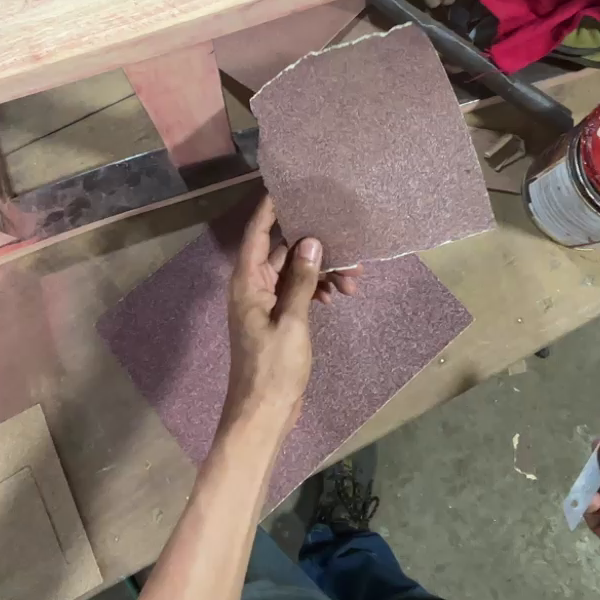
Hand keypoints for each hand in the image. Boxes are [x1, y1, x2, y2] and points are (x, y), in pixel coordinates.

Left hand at [220, 196, 356, 437]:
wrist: (263, 415)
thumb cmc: (273, 369)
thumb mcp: (292, 322)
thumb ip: (301, 280)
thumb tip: (311, 241)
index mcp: (247, 281)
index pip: (258, 232)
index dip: (271, 206)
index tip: (291, 185)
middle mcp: (253, 284)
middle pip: (284, 250)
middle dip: (315, 245)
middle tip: (348, 246)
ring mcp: (265, 301)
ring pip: (295, 271)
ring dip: (321, 270)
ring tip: (353, 280)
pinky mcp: (278, 317)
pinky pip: (298, 290)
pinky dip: (317, 289)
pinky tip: (338, 295)